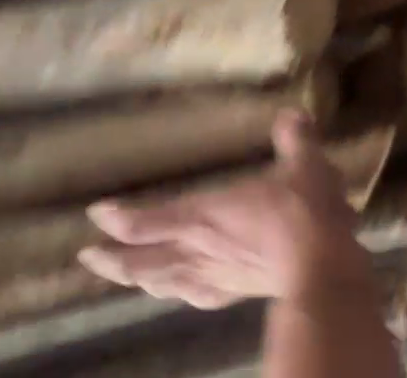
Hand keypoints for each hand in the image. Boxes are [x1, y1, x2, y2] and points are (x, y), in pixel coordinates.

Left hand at [78, 111, 373, 309]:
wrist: (319, 262)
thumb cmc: (304, 210)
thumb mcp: (307, 164)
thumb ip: (296, 139)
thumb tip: (293, 112)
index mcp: (203, 216)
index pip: (141, 222)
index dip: (115, 217)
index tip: (96, 211)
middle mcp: (194, 249)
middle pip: (135, 260)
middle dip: (108, 258)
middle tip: (88, 255)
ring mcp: (209, 275)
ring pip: (156, 282)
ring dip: (134, 278)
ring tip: (124, 274)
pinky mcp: (228, 292)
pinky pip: (192, 295)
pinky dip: (178, 291)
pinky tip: (181, 291)